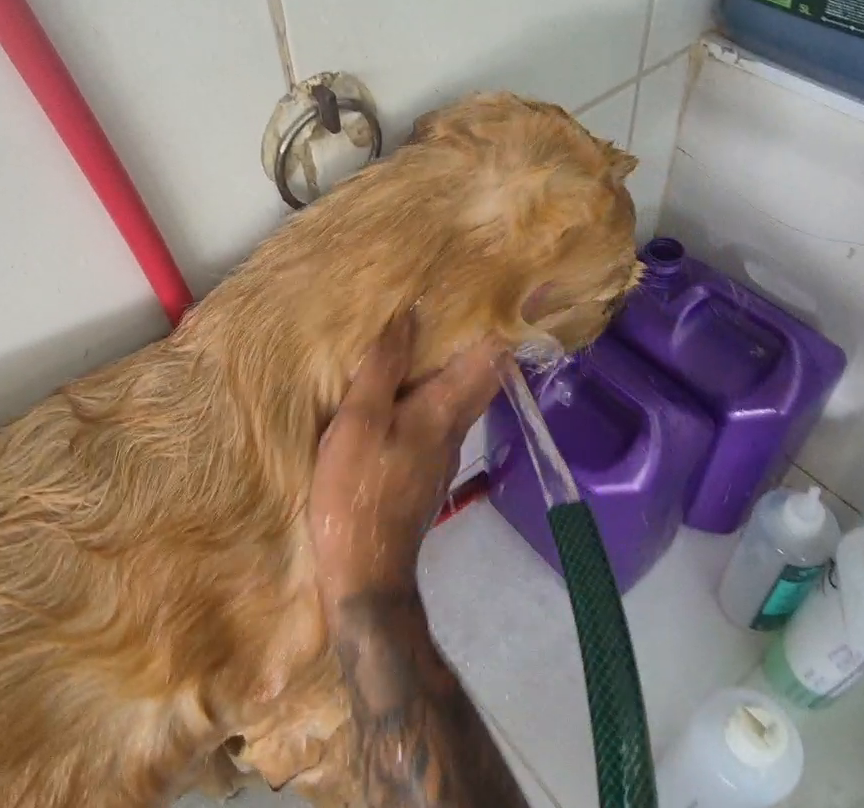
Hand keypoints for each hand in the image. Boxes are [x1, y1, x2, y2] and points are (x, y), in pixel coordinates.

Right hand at [309, 313, 504, 611]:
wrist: (366, 571)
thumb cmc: (357, 490)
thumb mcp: (359, 421)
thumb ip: (384, 367)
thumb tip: (411, 313)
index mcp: (444, 409)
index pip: (491, 358)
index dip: (501, 324)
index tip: (506, 293)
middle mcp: (455, 429)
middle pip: (481, 377)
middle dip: (479, 340)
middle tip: (461, 306)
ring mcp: (443, 456)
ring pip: (460, 399)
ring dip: (453, 367)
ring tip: (429, 338)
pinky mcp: (426, 474)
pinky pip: (439, 420)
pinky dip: (433, 395)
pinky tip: (405, 393)